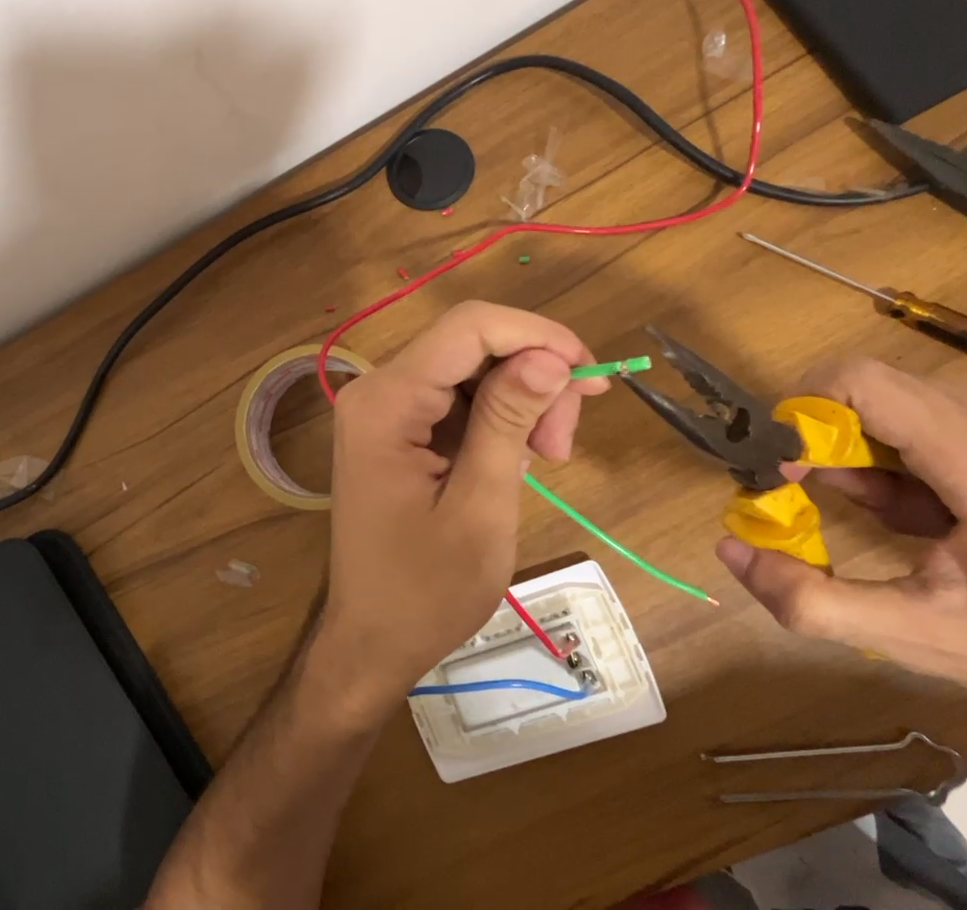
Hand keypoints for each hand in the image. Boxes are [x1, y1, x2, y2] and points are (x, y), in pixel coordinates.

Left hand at [318, 301, 609, 717]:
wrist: (374, 639)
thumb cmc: (427, 590)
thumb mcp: (480, 506)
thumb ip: (508, 421)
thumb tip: (550, 355)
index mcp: (386, 403)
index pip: (469, 327)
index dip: (539, 337)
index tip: (593, 380)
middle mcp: (376, 391)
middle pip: (472, 344)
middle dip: (534, 377)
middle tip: (564, 446)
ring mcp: (383, 411)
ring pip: (472, 370)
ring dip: (522, 400)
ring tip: (549, 457)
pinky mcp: (396, 431)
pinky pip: (457, 400)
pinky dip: (498, 418)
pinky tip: (518, 459)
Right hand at [715, 357, 966, 747]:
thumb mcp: (918, 638)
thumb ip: (810, 599)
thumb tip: (731, 550)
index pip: (861, 382)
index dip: (798, 413)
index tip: (783, 468)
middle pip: (874, 393)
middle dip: (829, 445)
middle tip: (829, 504)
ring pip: (901, 402)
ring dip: (868, 453)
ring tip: (897, 520)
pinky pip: (935, 414)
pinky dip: (905, 455)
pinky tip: (928, 509)